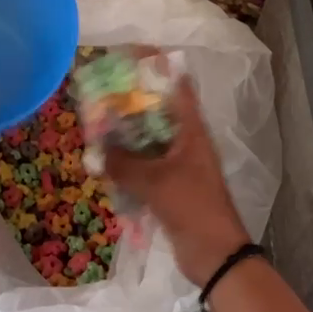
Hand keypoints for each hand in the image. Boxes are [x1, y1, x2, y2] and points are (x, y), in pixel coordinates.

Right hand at [104, 79, 251, 286]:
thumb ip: (123, 165)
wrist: (216, 256)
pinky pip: (145, 164)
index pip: (176, 84)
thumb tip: (96, 152)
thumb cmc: (192, 207)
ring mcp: (179, 163)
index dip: (156, 66)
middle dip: (130, 101)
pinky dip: (128, 161)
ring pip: (148, 138)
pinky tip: (105, 163)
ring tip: (96, 125)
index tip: (128, 55)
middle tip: (100, 93)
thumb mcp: (154, 182)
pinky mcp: (170, 185)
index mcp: (191, 129)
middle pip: (157, 110)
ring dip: (126, 134)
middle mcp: (186, 139)